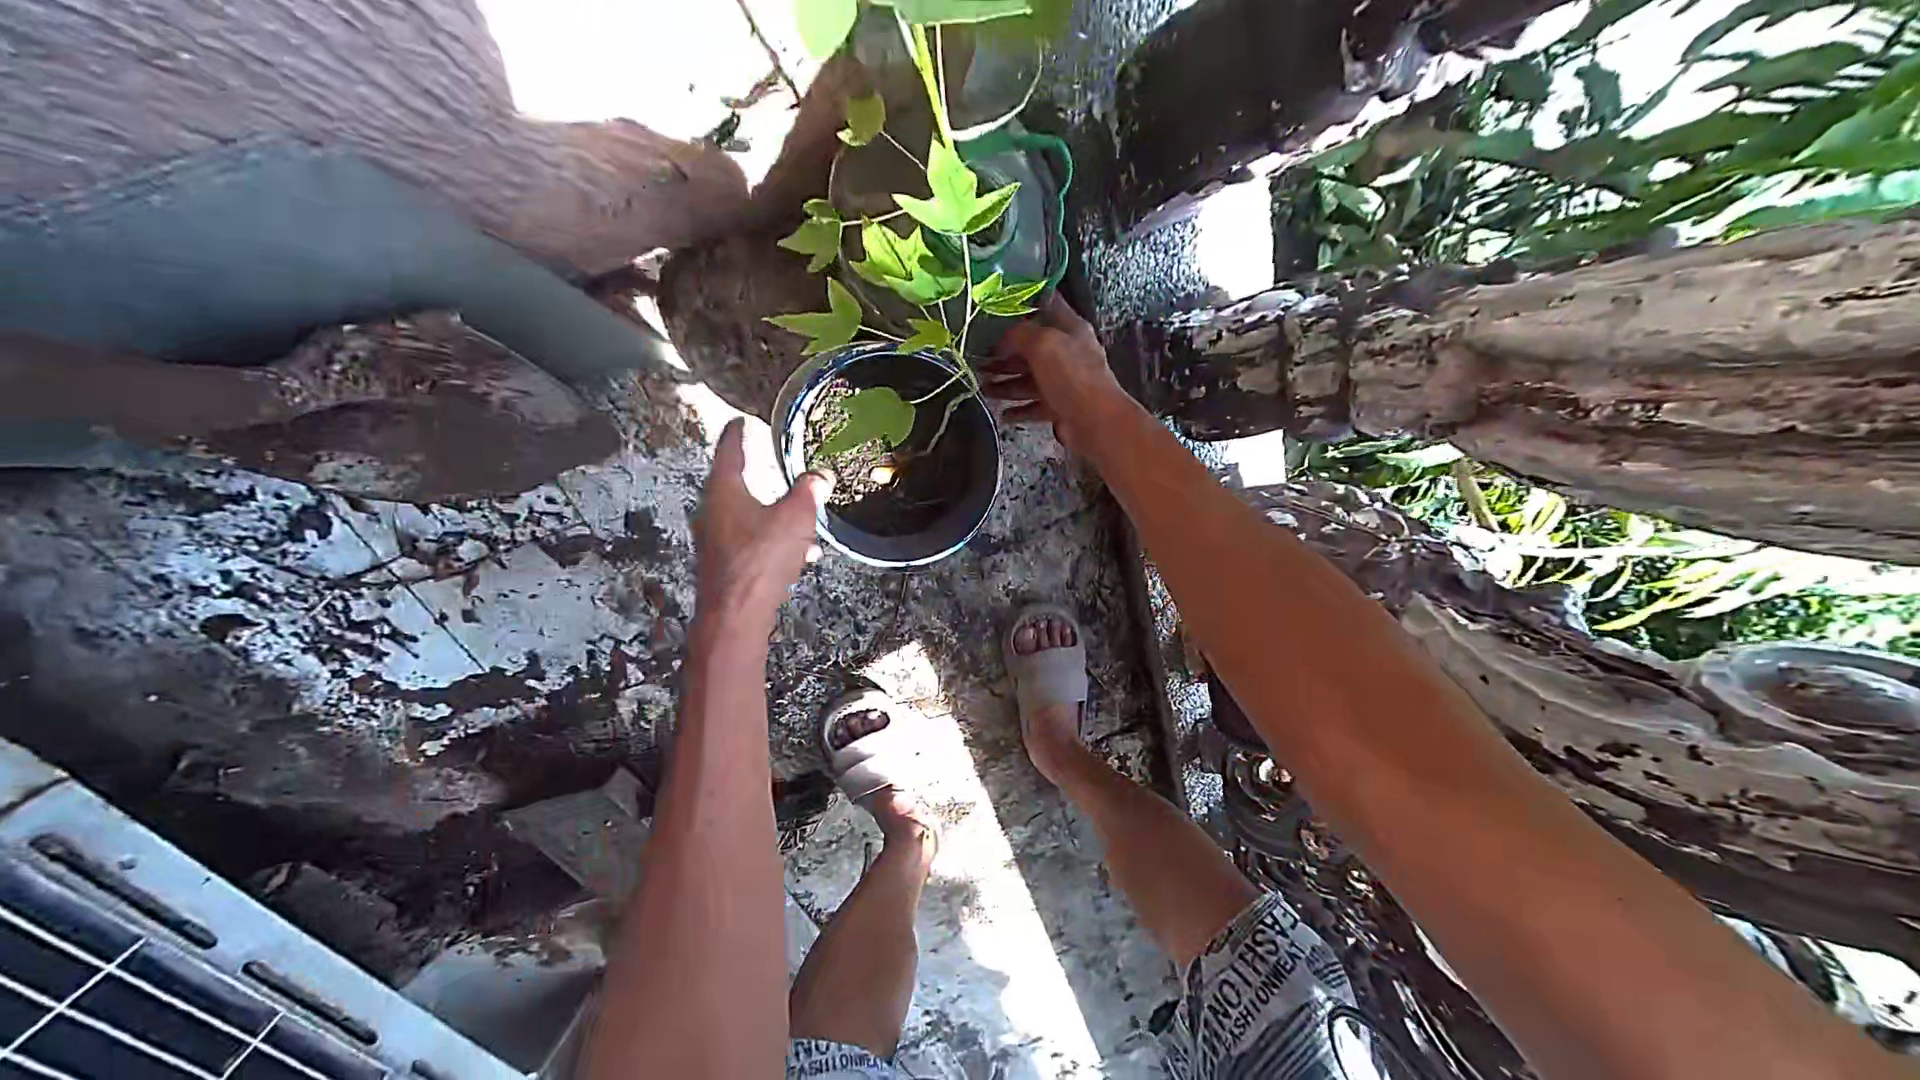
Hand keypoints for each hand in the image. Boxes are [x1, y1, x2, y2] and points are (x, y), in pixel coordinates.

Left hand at [694, 418, 832, 625]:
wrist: (735, 615)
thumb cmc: (760, 561)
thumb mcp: (795, 519)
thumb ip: (809, 492)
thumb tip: (820, 476)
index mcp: (724, 491)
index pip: (729, 450)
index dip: (737, 433)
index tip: (740, 421)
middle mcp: (712, 512)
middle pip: (733, 484)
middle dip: (755, 475)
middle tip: (766, 463)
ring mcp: (714, 540)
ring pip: (744, 515)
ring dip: (769, 513)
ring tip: (798, 519)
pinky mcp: (723, 563)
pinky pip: (749, 540)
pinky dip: (770, 538)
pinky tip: (797, 553)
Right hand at [982, 293, 1133, 453]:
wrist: (1095, 421)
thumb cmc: (1072, 376)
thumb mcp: (1043, 344)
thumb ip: (1019, 335)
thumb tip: (1001, 341)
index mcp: (1069, 329)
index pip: (1047, 306)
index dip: (1023, 303)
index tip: (996, 307)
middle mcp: (1067, 353)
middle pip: (1031, 348)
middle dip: (1004, 353)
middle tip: (978, 358)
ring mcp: (1063, 382)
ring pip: (1029, 379)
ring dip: (1005, 383)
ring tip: (982, 387)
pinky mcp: (1059, 407)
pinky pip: (1033, 406)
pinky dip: (1018, 409)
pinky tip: (1002, 413)